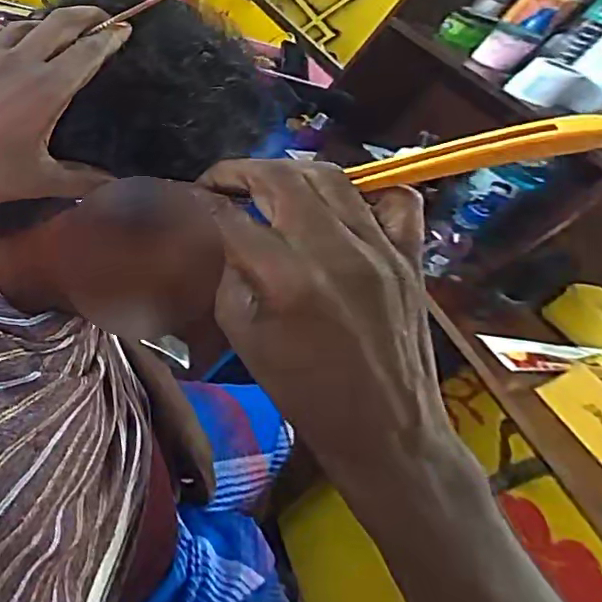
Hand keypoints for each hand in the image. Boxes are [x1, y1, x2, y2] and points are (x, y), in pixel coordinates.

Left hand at [0, 7, 129, 211]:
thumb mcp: (36, 181)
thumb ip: (79, 179)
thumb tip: (110, 181)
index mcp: (48, 87)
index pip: (90, 49)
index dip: (111, 36)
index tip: (124, 29)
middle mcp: (19, 61)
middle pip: (61, 22)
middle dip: (87, 14)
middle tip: (100, 17)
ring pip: (22, 24)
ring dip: (44, 22)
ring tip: (54, 28)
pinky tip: (1, 36)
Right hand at [196, 160, 446, 485]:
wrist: (385, 431)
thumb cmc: (300, 388)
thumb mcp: (240, 331)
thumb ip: (231, 272)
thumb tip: (229, 232)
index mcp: (286, 278)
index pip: (232, 214)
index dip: (205, 199)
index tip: (191, 197)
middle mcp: (335, 252)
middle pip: (281, 179)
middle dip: (239, 171)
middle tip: (220, 183)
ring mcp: (380, 250)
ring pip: (331, 176)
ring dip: (288, 171)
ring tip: (266, 185)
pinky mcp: (410, 257)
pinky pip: (395, 198)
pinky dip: (363, 189)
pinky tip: (338, 203)